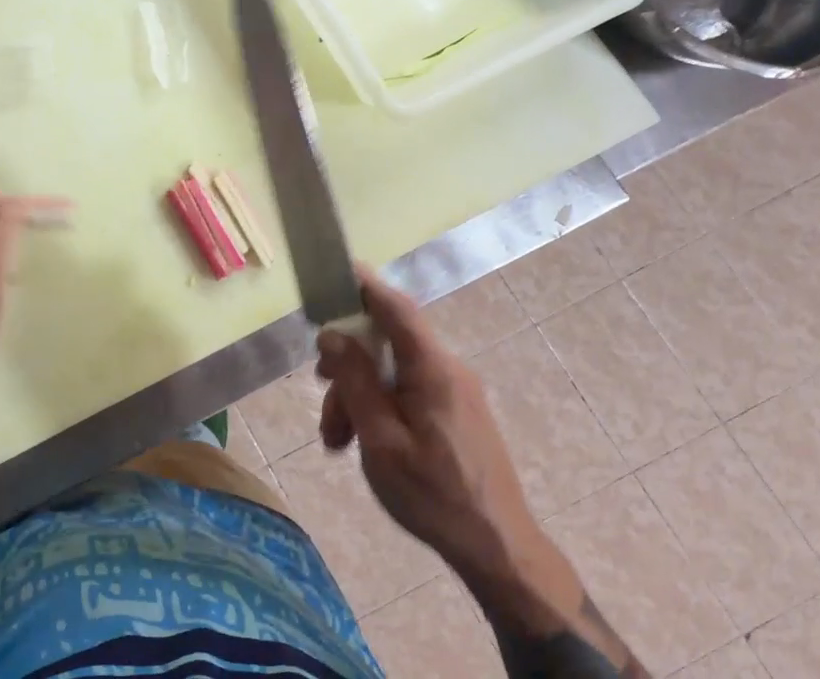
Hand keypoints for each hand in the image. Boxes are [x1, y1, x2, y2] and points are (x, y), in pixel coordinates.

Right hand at [315, 267, 540, 583]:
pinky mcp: (455, 414)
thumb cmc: (432, 493)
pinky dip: (377, 408)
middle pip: (384, 344)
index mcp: (434, 371)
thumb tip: (334, 334)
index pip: (396, 309)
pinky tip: (360, 442)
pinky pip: (406, 393)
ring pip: (390, 372)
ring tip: (337, 440)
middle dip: (345, 366)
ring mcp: (455, 393)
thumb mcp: (379, 438)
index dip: (364, 286)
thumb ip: (355, 381)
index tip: (334, 270)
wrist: (498, 549)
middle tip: (321, 398)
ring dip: (357, 395)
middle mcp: (448, 371)